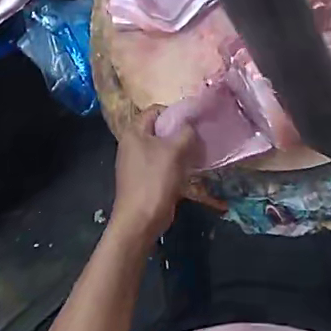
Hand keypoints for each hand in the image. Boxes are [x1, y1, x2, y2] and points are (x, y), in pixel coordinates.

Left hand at [110, 106, 197, 241]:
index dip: (175, 113)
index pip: (155, 110)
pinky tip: (189, 171)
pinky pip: (161, 164)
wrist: (140, 219)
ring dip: (179, 150)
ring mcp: (136, 162)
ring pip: (162, 148)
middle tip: (198, 138)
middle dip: (179, 132)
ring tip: (197, 154)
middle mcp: (132, 144)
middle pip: (159, 129)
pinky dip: (175, 164)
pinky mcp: (144, 178)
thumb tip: (191, 124)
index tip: (193, 122)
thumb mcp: (174, 151)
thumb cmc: (155, 180)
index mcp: (134, 132)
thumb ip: (186, 132)